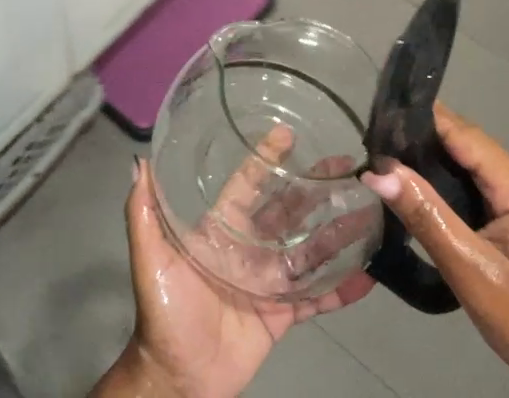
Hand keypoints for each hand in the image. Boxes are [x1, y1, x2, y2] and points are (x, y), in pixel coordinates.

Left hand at [91, 125, 375, 397]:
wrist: (179, 376)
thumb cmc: (164, 312)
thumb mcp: (150, 258)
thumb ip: (143, 212)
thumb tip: (139, 162)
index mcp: (220, 230)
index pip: (247, 184)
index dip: (265, 159)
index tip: (288, 134)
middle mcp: (248, 248)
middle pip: (289, 212)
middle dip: (315, 188)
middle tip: (348, 167)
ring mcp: (268, 280)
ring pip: (310, 249)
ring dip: (338, 232)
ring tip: (369, 213)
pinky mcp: (283, 313)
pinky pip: (317, 297)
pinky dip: (342, 288)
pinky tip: (369, 275)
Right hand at [360, 105, 508, 397]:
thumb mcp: (470, 271)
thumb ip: (425, 214)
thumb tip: (378, 171)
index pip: (465, 134)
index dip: (421, 121)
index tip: (376, 118)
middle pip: (470, 146)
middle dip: (422, 141)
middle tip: (372, 146)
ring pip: (475, 168)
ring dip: (434, 164)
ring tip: (386, 165)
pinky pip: (484, 190)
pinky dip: (451, 186)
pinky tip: (422, 195)